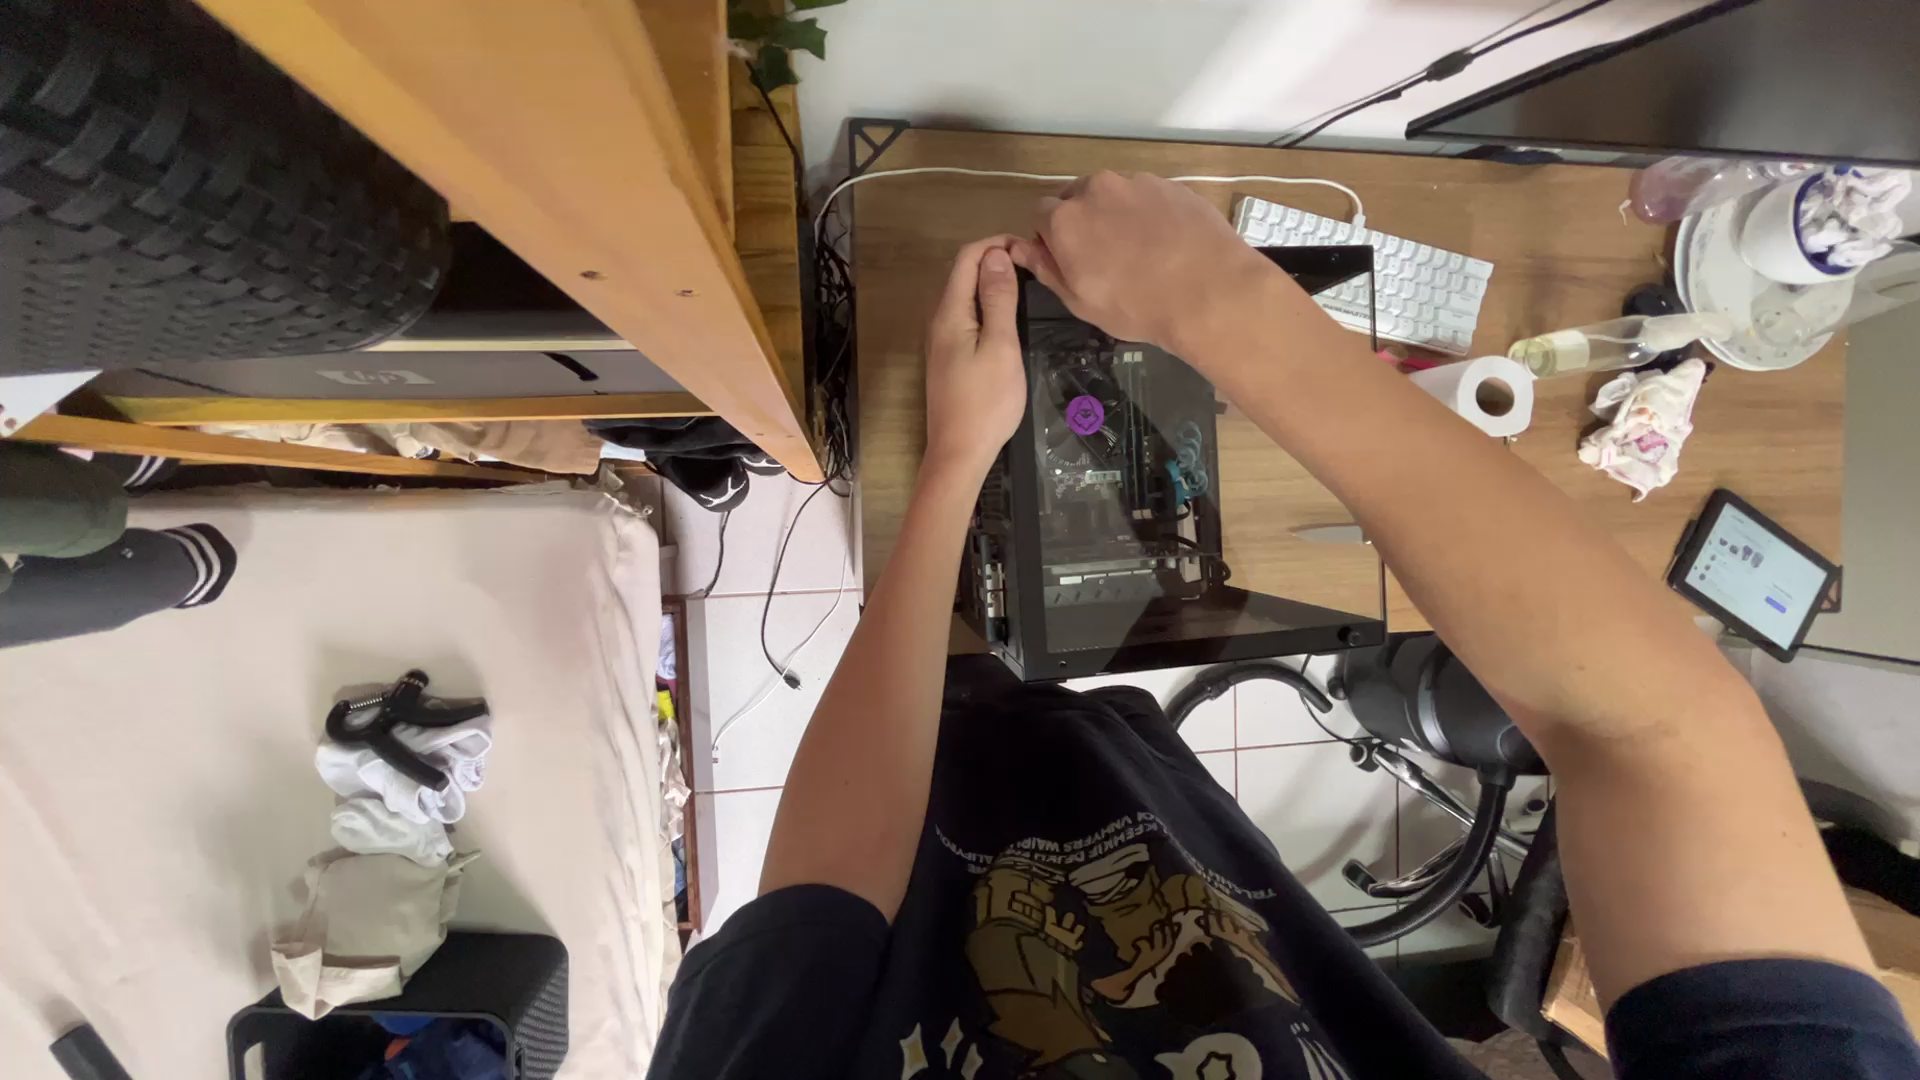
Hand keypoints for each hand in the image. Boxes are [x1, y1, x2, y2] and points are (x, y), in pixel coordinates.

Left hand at [924, 235, 1026, 478]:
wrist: (960, 453)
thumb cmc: (986, 403)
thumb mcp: (1000, 346)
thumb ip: (998, 300)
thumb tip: (997, 256)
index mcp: (950, 313)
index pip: (967, 258)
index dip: (996, 244)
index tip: (1030, 249)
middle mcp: (939, 322)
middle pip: (962, 275)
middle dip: (995, 260)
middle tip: (1034, 266)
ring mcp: (941, 343)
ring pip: (965, 297)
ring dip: (991, 284)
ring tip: (1027, 287)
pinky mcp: (948, 360)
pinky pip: (966, 319)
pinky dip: (987, 307)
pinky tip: (1008, 319)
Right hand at [1010, 172, 1282, 353]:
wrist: (1208, 291)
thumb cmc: (1135, 306)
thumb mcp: (1080, 301)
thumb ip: (1046, 268)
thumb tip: (1021, 248)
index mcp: (1065, 219)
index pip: (1040, 214)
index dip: (1049, 239)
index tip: (1066, 262)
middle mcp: (1097, 189)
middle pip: (1076, 198)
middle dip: (1081, 223)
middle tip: (1102, 261)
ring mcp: (1137, 182)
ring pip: (1112, 195)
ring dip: (1114, 217)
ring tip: (1138, 255)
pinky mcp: (1171, 185)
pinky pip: (1146, 197)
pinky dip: (1147, 216)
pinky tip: (1164, 246)